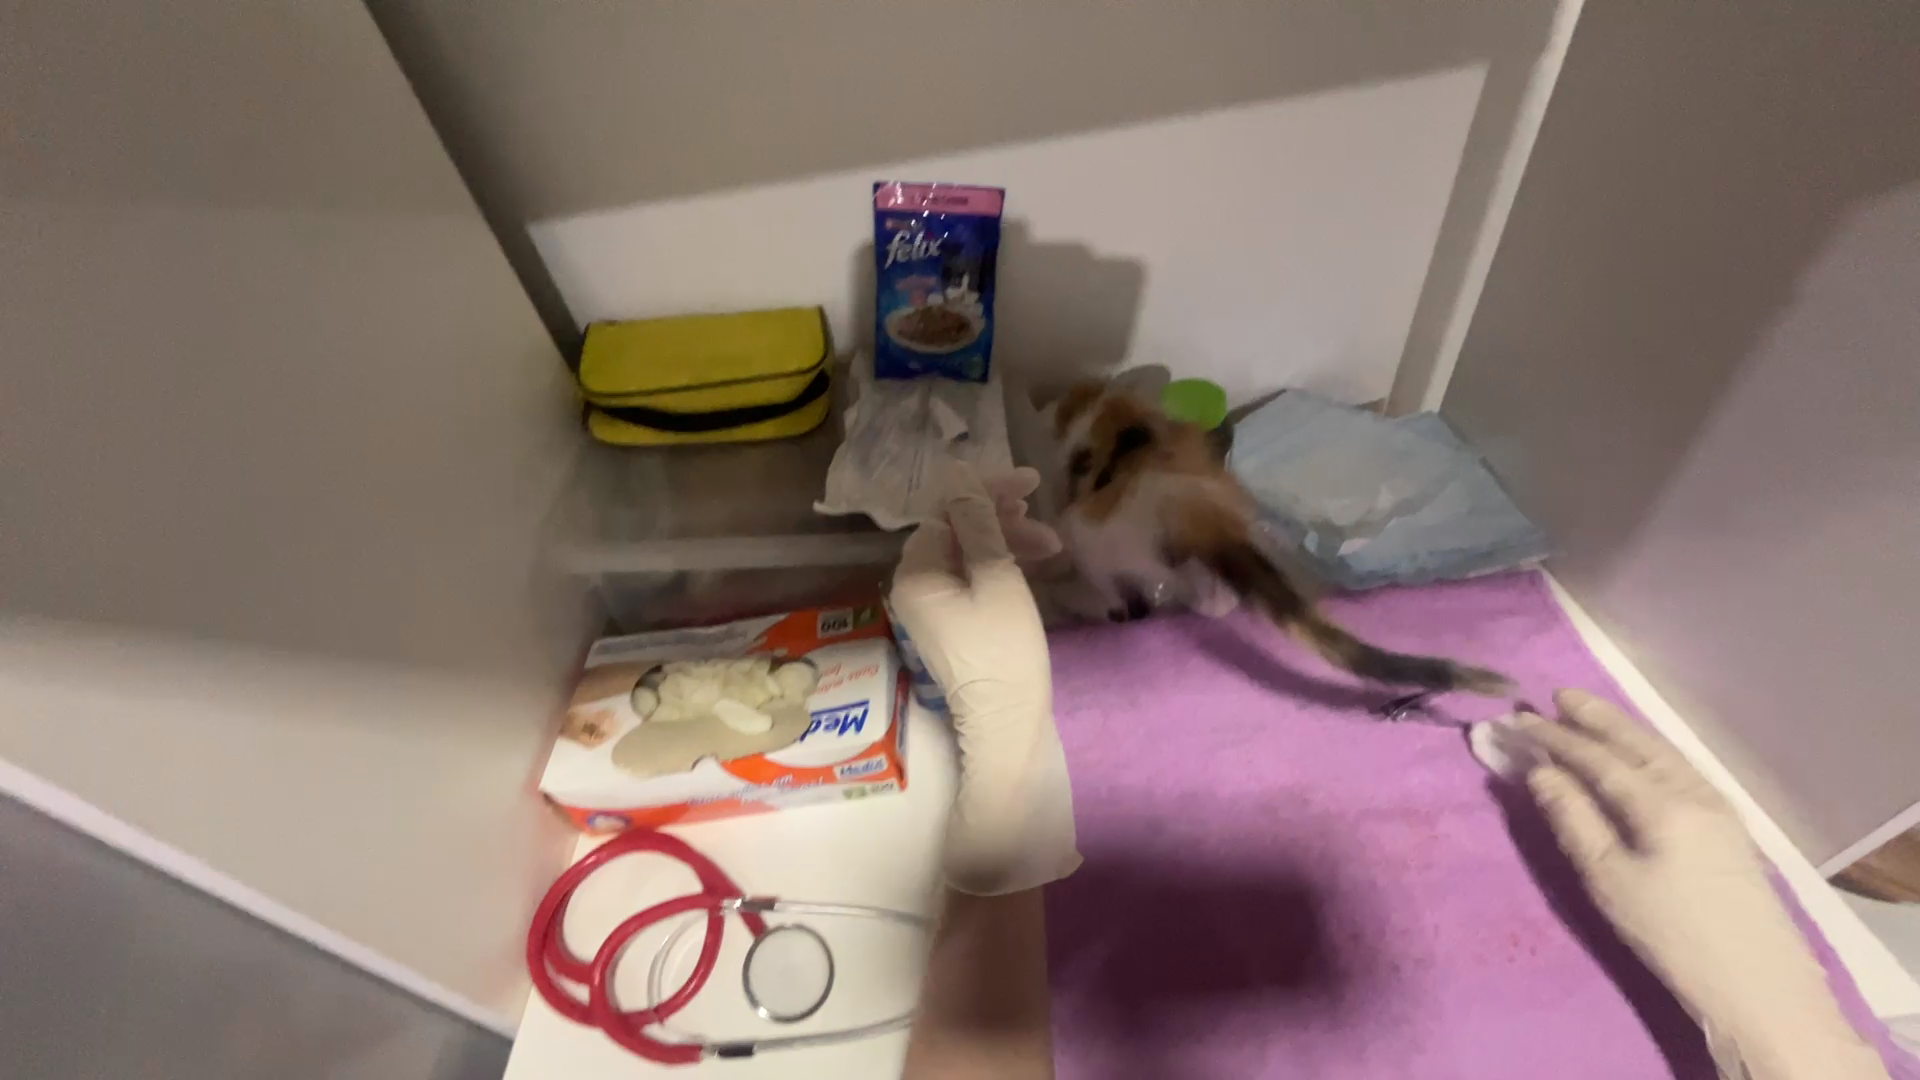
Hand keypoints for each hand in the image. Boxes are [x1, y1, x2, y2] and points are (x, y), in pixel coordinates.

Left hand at [891, 462, 1079, 895]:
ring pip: (967, 553)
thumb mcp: (996, 576)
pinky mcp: (952, 621)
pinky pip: (971, 577)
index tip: (1030, 482)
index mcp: (916, 573)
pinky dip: (1000, 566)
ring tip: (1051, 546)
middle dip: (999, 516)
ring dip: (1006, 540)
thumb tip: (957, 472)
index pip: (946, 511)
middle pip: (955, 530)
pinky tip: (1034, 563)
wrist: (1008, 722)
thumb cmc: (1005, 649)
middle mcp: (914, 585)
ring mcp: (932, 606)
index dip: (986, 490)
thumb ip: (977, 521)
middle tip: (1041, 510)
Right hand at [1508, 691, 1887, 1079]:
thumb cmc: (1668, 930)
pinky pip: (1677, 768)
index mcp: (1660, 805)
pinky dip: (1647, 748)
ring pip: (1661, 752)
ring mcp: (1716, 808)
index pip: (1596, 756)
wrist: (1759, 989)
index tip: (1516, 718)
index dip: (1553, 735)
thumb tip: (1539, 769)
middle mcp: (1692, 794)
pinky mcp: (1725, 825)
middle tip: (1556, 695)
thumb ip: (1570, 814)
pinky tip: (1634, 749)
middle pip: (1636, 743)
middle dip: (1594, 717)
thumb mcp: (1604, 875)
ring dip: (1621, 729)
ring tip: (1587, 711)